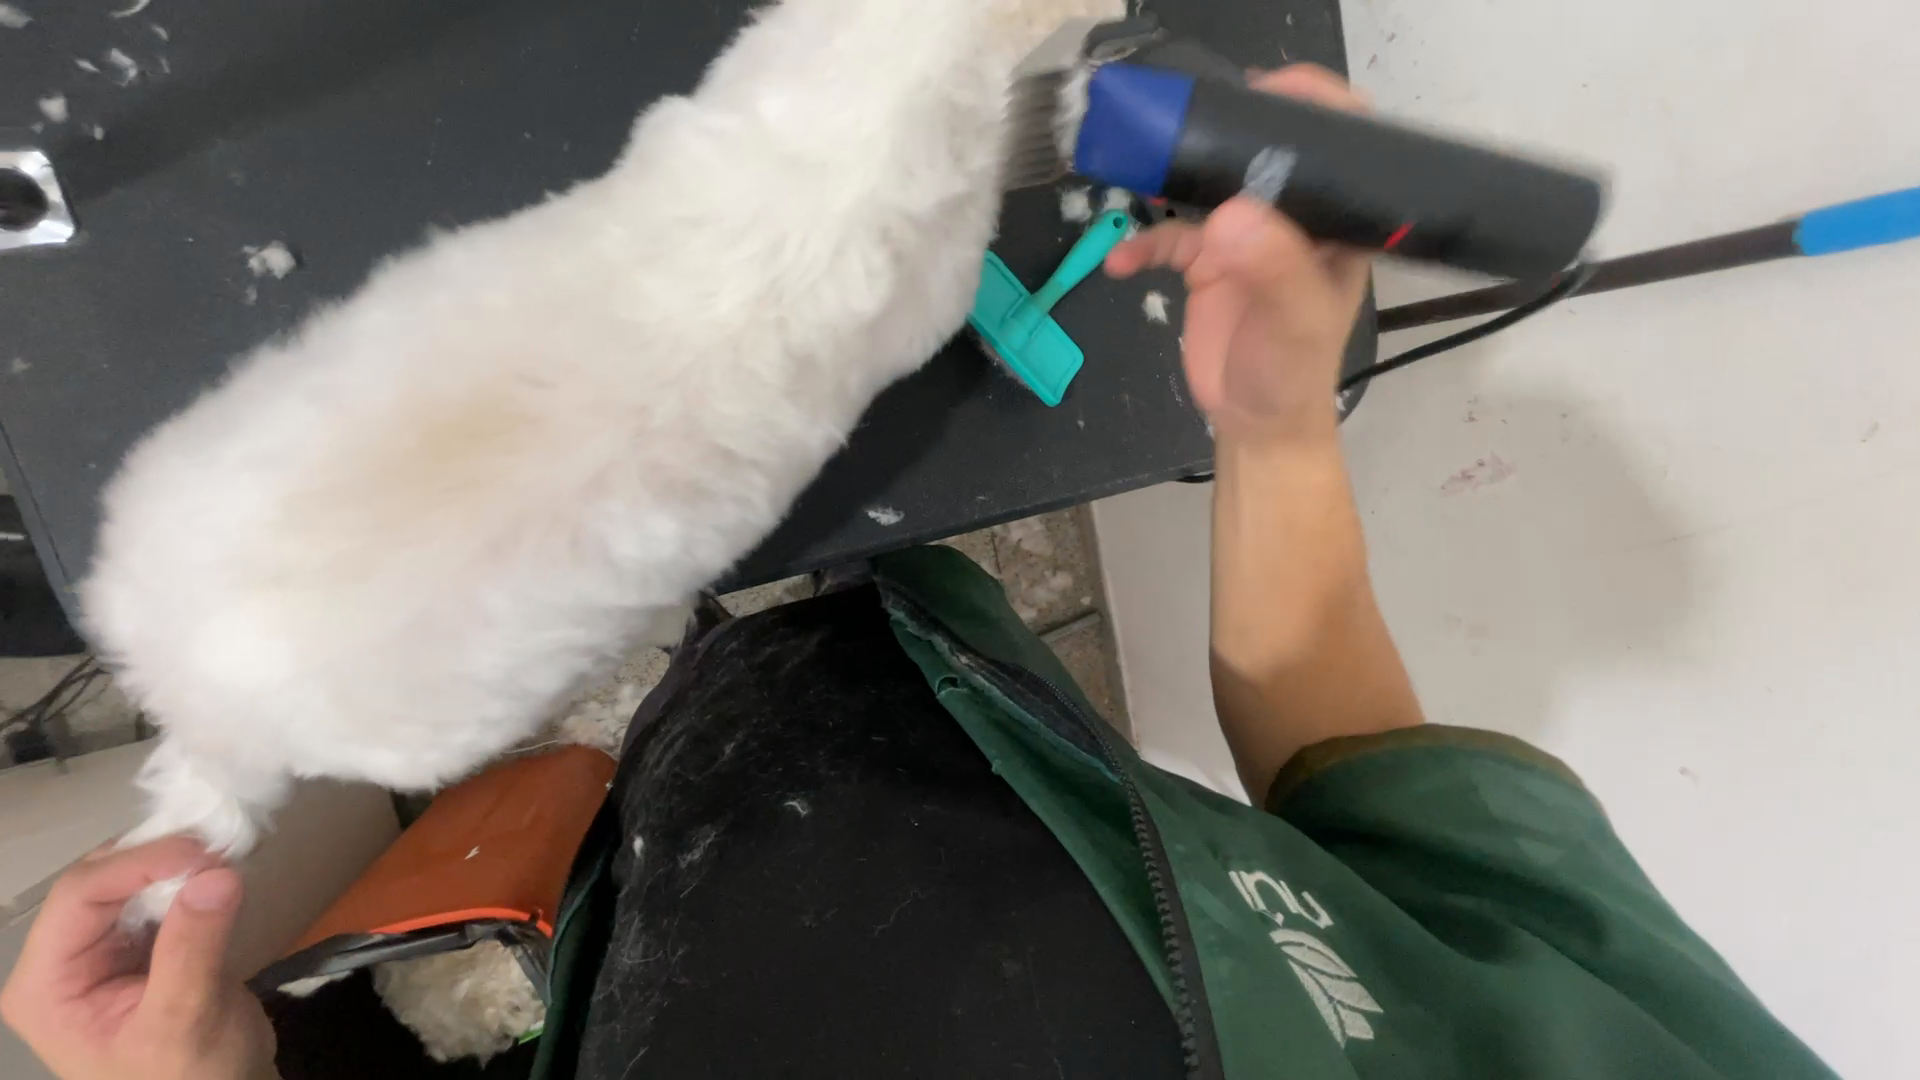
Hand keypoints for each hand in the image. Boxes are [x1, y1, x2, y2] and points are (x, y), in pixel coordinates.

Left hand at [1, 838, 278, 1079]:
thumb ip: (194, 947)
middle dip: (164, 853)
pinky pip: (165, 890)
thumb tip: (218, 873)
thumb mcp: (186, 1017)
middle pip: (102, 878)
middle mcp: (67, 959)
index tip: (214, 854)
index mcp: (49, 983)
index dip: (143, 861)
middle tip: (231, 849)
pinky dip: (199, 871)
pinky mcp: (150, 941)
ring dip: (184, 858)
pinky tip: (233, 870)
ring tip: (237, 854)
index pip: (80, 896)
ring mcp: (108, 949)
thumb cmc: (187, 1071)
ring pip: (134, 876)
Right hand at [1106, 65, 1371, 446]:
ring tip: (1140, 181)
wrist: (1251, 421)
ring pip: (1207, 192)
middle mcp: (1291, 220)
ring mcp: (1244, 239)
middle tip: (1184, 132)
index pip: (1333, 145)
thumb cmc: (1289, 371)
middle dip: (1223, 139)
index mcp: (1334, 222)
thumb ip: (1273, 269)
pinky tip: (1119, 263)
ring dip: (1171, 185)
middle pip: (1262, 156)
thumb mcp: (1293, 321)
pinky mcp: (1205, 264)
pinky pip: (1167, 240)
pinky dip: (1140, 245)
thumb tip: (1226, 216)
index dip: (1305, 109)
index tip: (1259, 98)